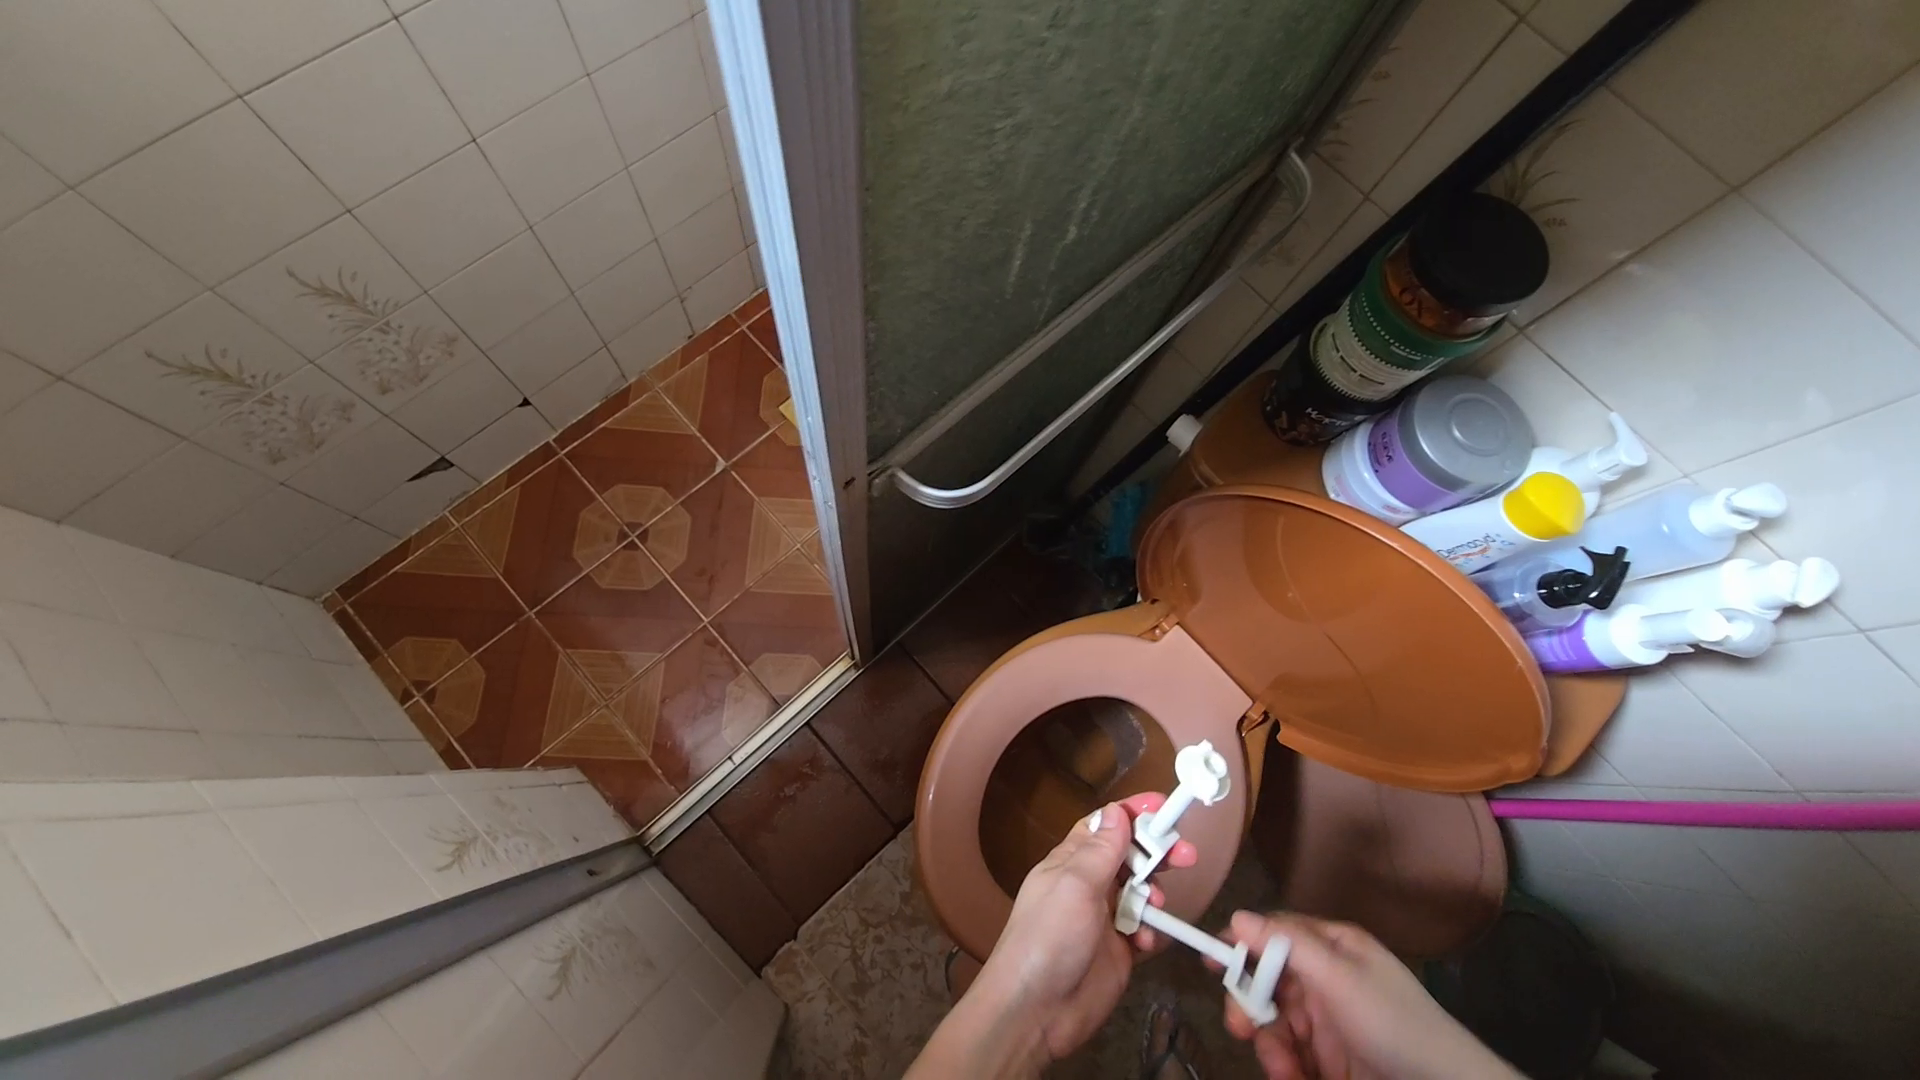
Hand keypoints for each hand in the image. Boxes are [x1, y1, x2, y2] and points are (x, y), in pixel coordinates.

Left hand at [905, 794, 1195, 1077]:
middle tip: (1186, 854)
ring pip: (1142, 893)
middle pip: (1130, 857)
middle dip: (1157, 853)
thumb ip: (1100, 850)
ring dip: (1155, 894)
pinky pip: (1146, 931)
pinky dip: (1152, 932)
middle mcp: (1088, 885)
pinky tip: (1145, 942)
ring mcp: (1105, 919)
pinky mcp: (1120, 952)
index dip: (1132, 813)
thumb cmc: (1049, 937)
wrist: (1036, 1011)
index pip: (1104, 825)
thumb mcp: (1074, 886)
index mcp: (1070, 861)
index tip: (1163, 805)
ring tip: (1158, 905)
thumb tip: (1116, 810)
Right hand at [1222, 912, 1523, 1079]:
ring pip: (1275, 1024)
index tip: (1210, 962)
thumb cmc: (1395, 1026)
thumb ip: (1286, 946)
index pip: (1274, 934)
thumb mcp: (1340, 978)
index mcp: (1332, 949)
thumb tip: (1236, 915)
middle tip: (1239, 1028)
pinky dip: (1285, 1069)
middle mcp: (1327, 980)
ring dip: (1269, 1046)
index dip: (1241, 945)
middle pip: (1266, 982)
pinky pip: (1291, 1057)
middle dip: (1249, 1004)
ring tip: (1282, 1070)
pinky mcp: (1331, 1063)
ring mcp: (1329, 1024)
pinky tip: (1294, 1079)